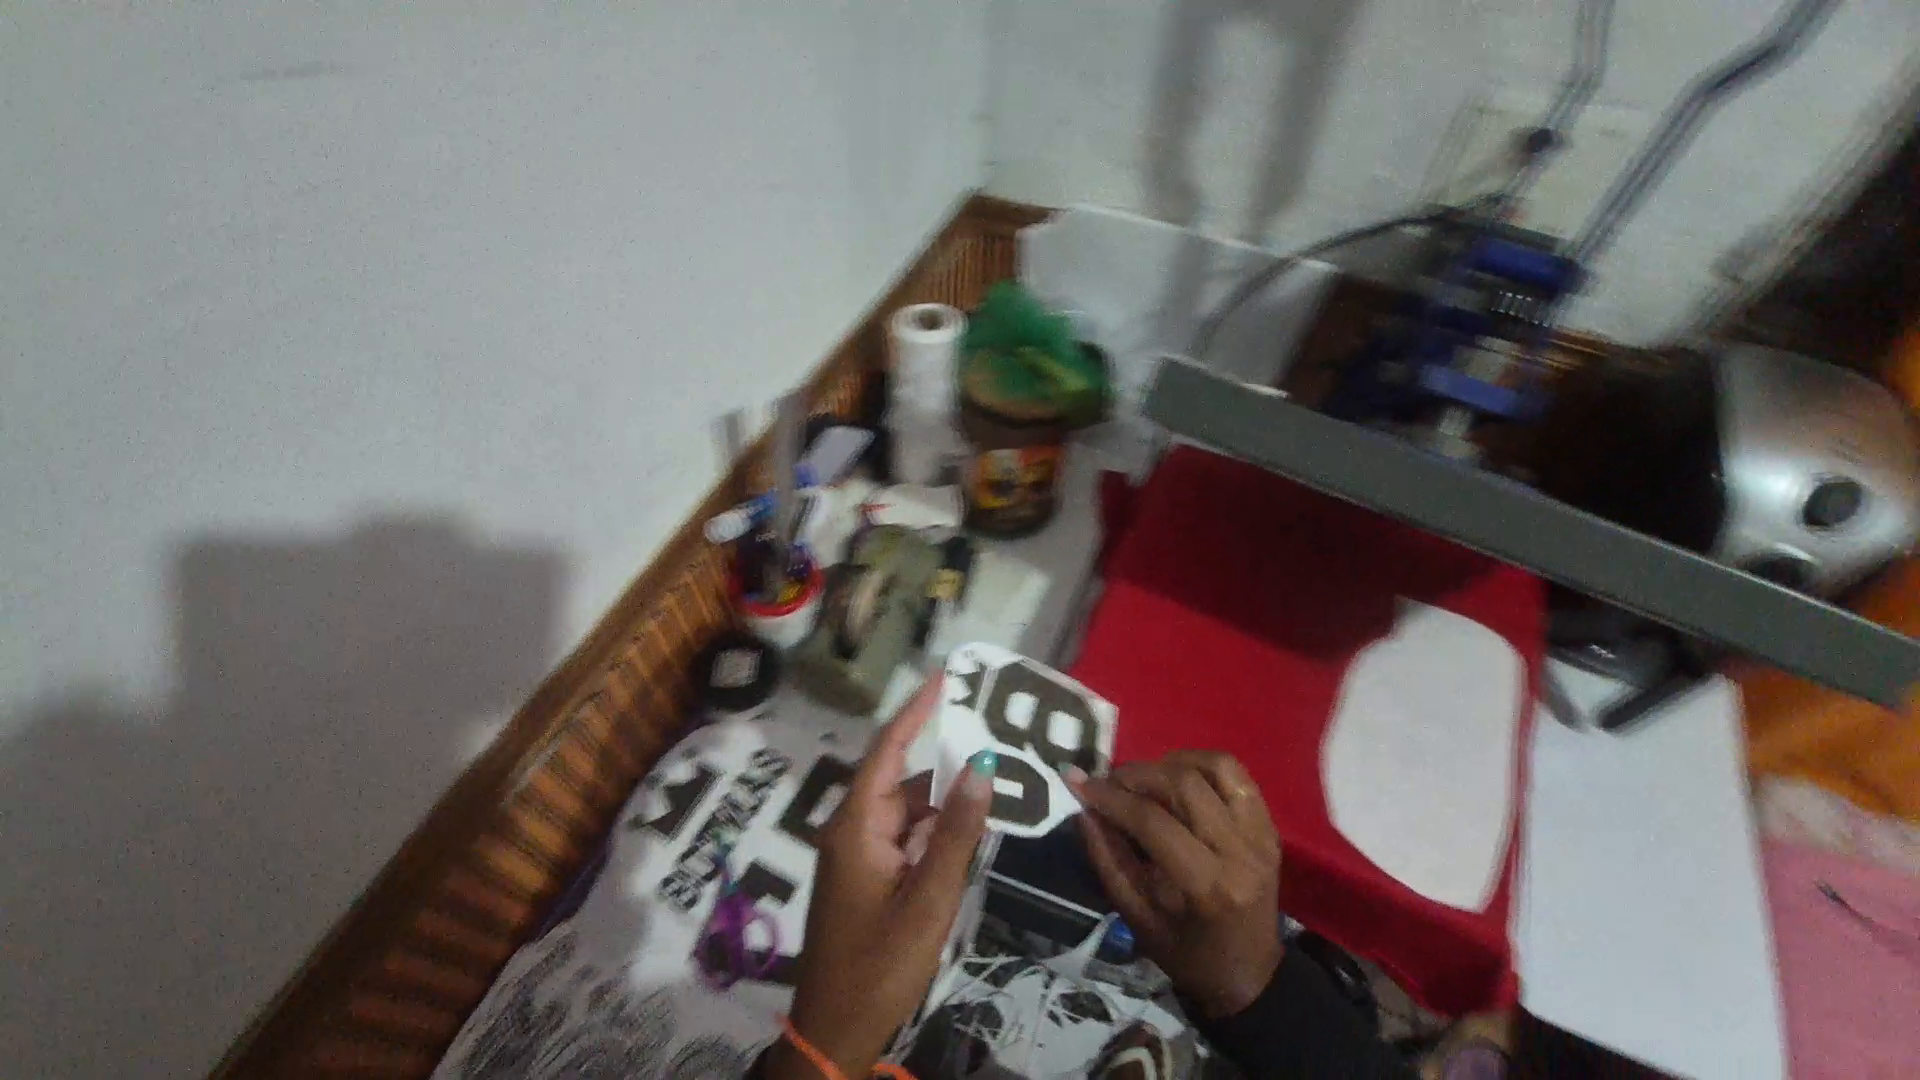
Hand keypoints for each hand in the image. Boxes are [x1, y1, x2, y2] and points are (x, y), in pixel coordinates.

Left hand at [770, 683, 994, 1079]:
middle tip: (995, 743)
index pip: (888, 750)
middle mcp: (853, 829)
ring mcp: (858, 855)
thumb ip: (956, 833)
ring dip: (945, 804)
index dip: (916, 710)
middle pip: (904, 781)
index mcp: (856, 825)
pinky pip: (906, 840)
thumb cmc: (880, 965)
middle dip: (946, 764)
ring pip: (909, 813)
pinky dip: (936, 834)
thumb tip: (982, 767)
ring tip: (995, 787)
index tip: (945, 677)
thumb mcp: (928, 900)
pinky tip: (970, 833)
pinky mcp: (867, 878)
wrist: (835, 1032)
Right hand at [1068, 751, 1283, 1018]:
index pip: (1152, 820)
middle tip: (1111, 783)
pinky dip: (1203, 765)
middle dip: (1137, 774)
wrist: (1248, 975)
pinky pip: (1237, 775)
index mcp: (1207, 885)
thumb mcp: (1135, 916)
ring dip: (1172, 762)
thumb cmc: (1185, 952)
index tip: (1081, 784)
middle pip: (1184, 783)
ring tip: (1147, 778)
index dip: (1111, 797)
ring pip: (1216, 766)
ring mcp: (1260, 834)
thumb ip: (1107, 858)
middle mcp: (1239, 851)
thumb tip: (1083, 807)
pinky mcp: (1269, 825)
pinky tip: (1179, 777)